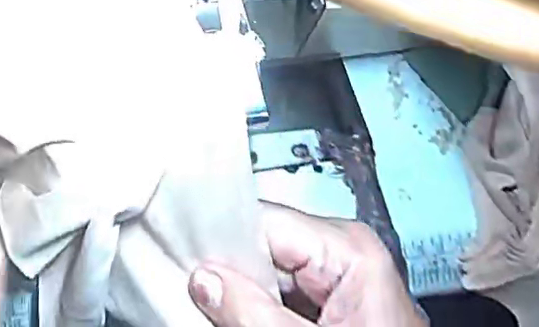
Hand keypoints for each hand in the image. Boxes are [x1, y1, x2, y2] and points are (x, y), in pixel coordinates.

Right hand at [188, 203, 424, 326]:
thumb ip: (254, 315)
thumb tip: (202, 278)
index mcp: (350, 248)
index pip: (265, 222)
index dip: (223, 243)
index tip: (188, 260)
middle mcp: (345, 250)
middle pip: (266, 245)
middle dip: (235, 273)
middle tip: (201, 293)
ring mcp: (340, 277)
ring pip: (270, 272)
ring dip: (245, 293)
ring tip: (219, 308)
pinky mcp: (335, 304)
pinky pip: (284, 292)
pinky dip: (262, 308)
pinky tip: (243, 316)